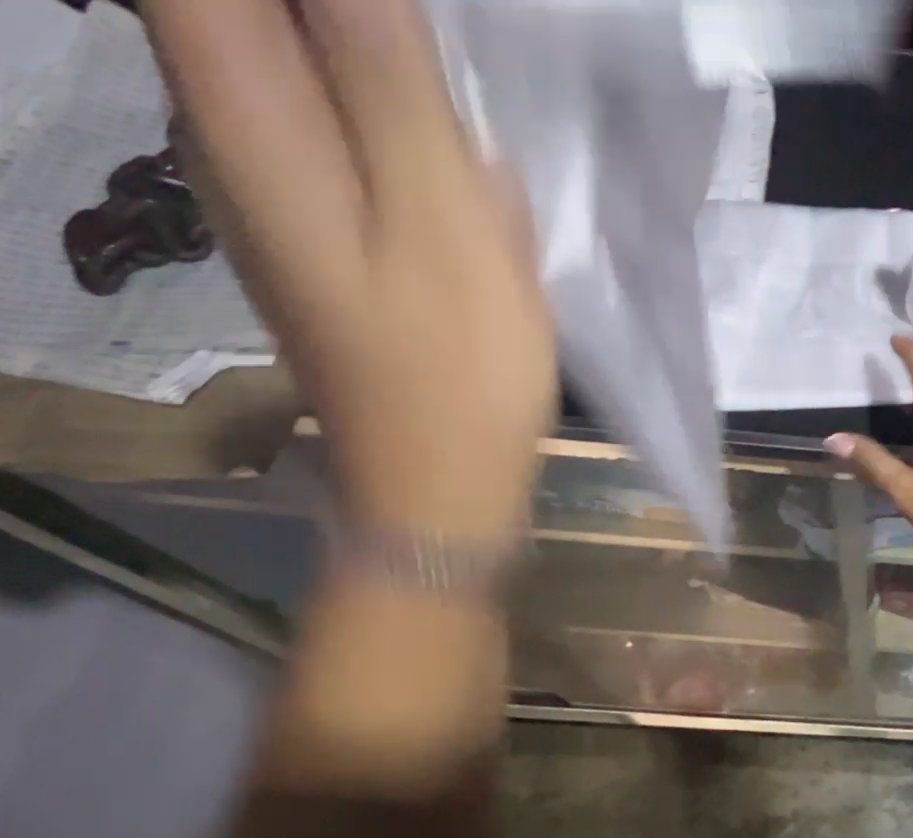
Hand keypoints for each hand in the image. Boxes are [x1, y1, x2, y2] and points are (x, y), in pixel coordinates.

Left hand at [145, 0, 555, 538]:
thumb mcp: (444, 223)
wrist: (440, 485)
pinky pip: (328, 112)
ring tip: (443, 74)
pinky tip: (444, 135)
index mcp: (248, 122)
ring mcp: (268, 180)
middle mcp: (225, 135)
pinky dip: (383, 101)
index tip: (405, 24)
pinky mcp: (316, 216)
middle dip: (349, 19)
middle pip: (244, 11)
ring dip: (367, 47)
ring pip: (286, 52)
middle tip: (436, 50)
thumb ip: (390, 84)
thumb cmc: (457, 367)